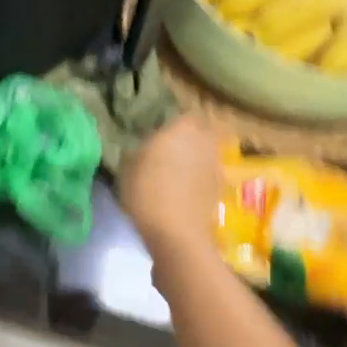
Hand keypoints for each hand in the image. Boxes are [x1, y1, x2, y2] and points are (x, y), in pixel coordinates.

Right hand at [119, 113, 224, 258]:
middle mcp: (204, 139)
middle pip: (197, 131)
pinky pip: (206, 171)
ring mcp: (215, 162)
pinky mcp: (219, 185)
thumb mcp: (127, 167)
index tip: (155, 134)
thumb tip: (142, 145)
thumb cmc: (147, 193)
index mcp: (181, 127)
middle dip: (185, 138)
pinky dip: (196, 176)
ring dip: (192, 157)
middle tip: (165, 150)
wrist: (177, 233)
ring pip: (203, 151)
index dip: (169, 123)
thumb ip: (137, 149)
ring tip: (172, 171)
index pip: (180, 113)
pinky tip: (181, 189)